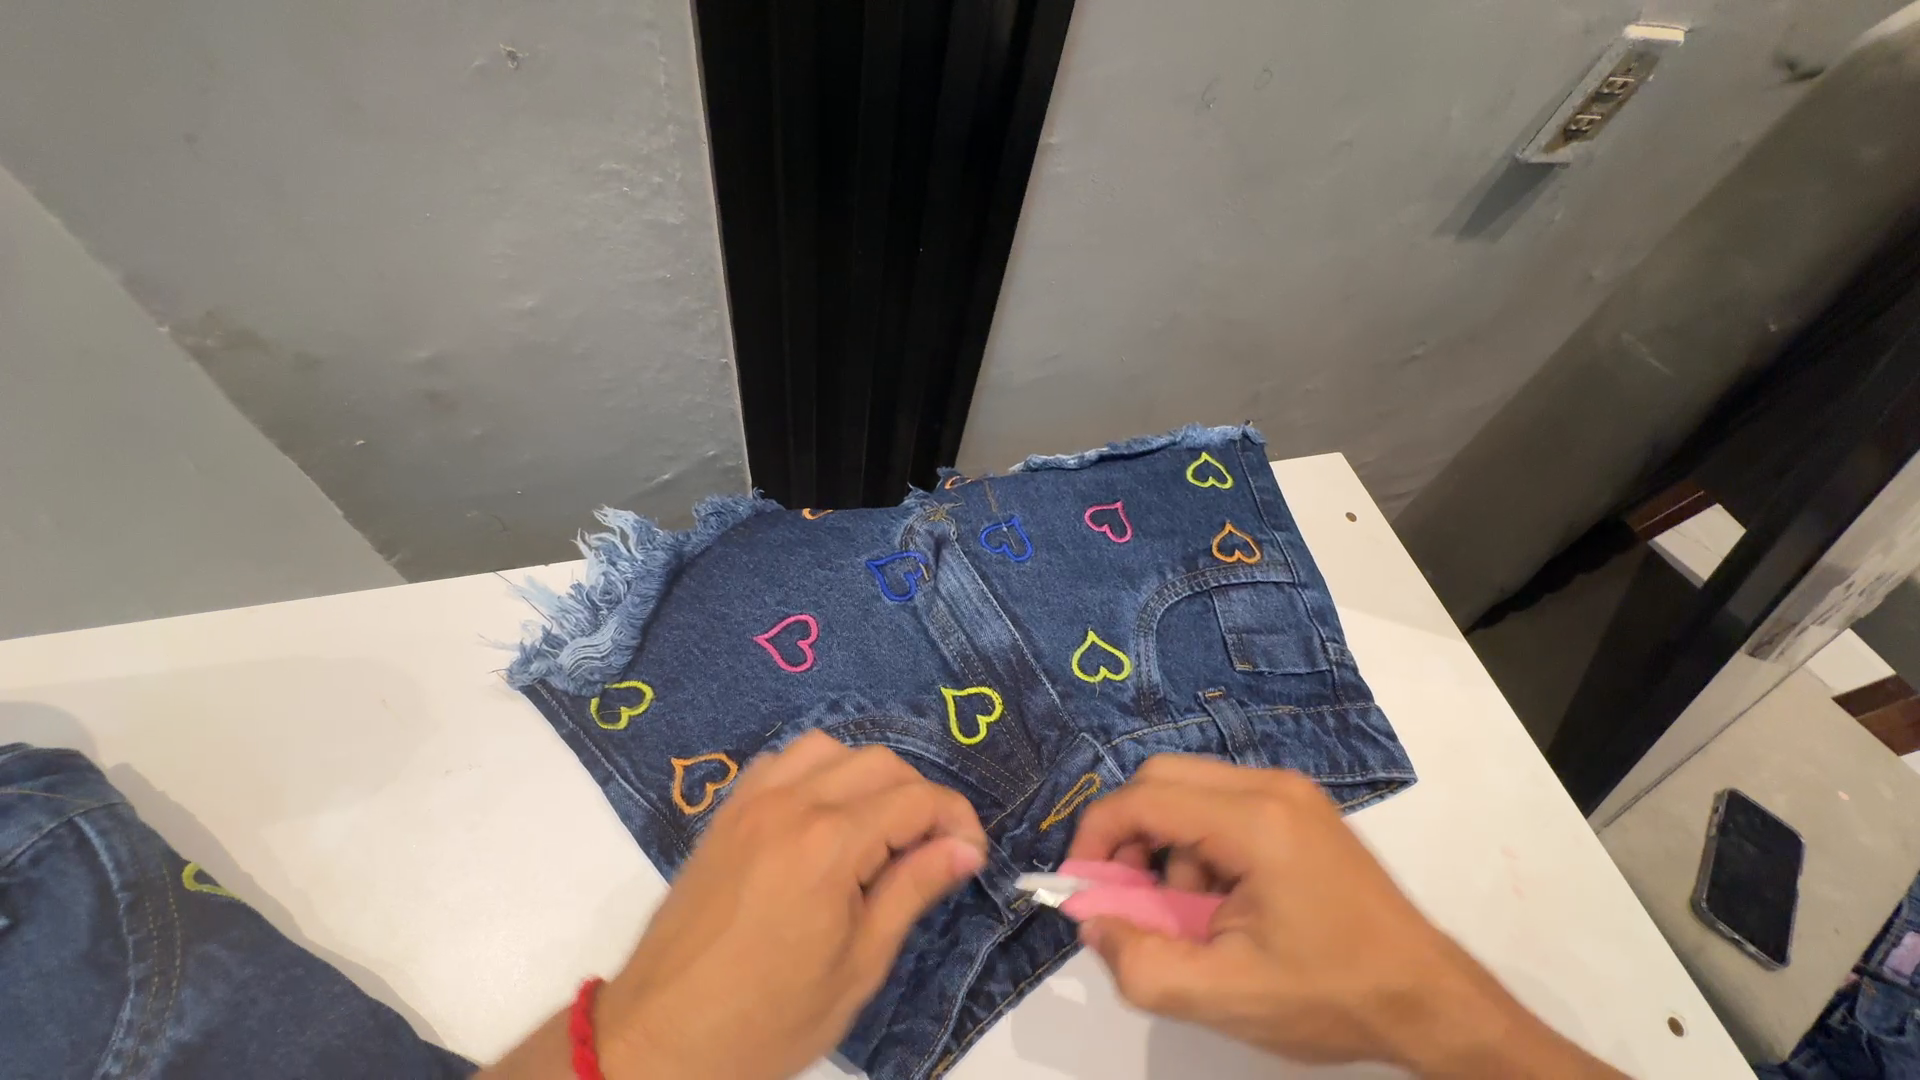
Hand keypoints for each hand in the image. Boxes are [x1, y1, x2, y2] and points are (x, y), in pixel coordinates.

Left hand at [482, 732, 986, 1079]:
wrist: (658, 1040)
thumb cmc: (768, 1019)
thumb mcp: (859, 964)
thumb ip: (913, 890)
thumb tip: (965, 847)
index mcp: (830, 844)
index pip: (917, 799)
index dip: (957, 820)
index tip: (970, 855)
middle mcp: (792, 803)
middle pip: (881, 762)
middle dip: (919, 796)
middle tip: (928, 850)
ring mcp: (752, 800)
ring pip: (831, 748)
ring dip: (867, 777)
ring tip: (875, 829)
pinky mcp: (726, 811)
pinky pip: (782, 761)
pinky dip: (816, 773)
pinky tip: (821, 816)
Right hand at [1067, 756, 1626, 1078]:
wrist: (1432, 1001)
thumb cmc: (1331, 997)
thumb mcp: (1225, 996)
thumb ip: (1142, 965)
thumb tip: (1093, 923)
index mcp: (1254, 821)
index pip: (1144, 799)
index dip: (1098, 838)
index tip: (1084, 887)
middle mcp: (1269, 785)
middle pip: (1162, 779)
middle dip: (1129, 834)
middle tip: (1128, 893)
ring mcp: (1289, 791)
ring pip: (1189, 789)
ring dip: (1167, 845)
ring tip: (1190, 913)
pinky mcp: (1298, 807)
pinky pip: (1220, 803)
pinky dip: (1198, 844)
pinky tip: (1222, 900)